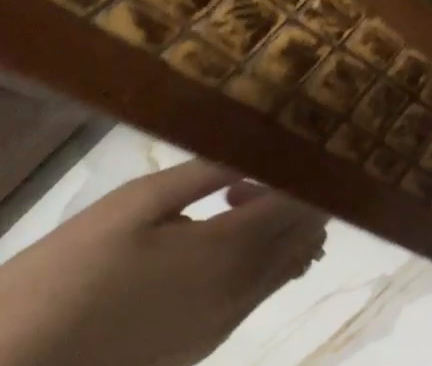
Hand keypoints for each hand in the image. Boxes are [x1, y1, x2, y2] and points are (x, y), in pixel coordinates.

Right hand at [0, 159, 326, 365]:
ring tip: (218, 223)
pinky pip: (259, 292)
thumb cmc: (62, 277)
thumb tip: (258, 148)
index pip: (310, 203)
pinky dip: (256, 265)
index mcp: (235, 249)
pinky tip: (200, 260)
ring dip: (277, 234)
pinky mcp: (207, 343)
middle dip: (292, 203)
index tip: (255, 170)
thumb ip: (205, 173)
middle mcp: (247, 286)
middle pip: (308, 232)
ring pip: (290, 264)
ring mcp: (229, 320)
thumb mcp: (131, 207)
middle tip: (235, 193)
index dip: (296, 178)